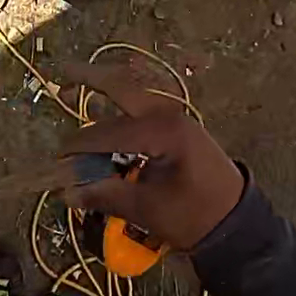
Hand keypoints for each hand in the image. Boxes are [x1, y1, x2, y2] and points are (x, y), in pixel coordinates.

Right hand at [58, 63, 244, 250]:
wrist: (239, 223)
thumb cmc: (195, 216)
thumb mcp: (149, 209)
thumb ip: (107, 195)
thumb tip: (68, 192)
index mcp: (163, 131)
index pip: (109, 132)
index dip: (79, 145)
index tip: (57, 158)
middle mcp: (168, 115)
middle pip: (124, 88)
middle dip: (92, 79)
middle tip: (63, 72)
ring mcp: (176, 119)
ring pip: (134, 95)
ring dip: (107, 90)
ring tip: (77, 82)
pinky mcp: (178, 129)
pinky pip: (143, 111)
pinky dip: (121, 110)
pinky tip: (105, 119)